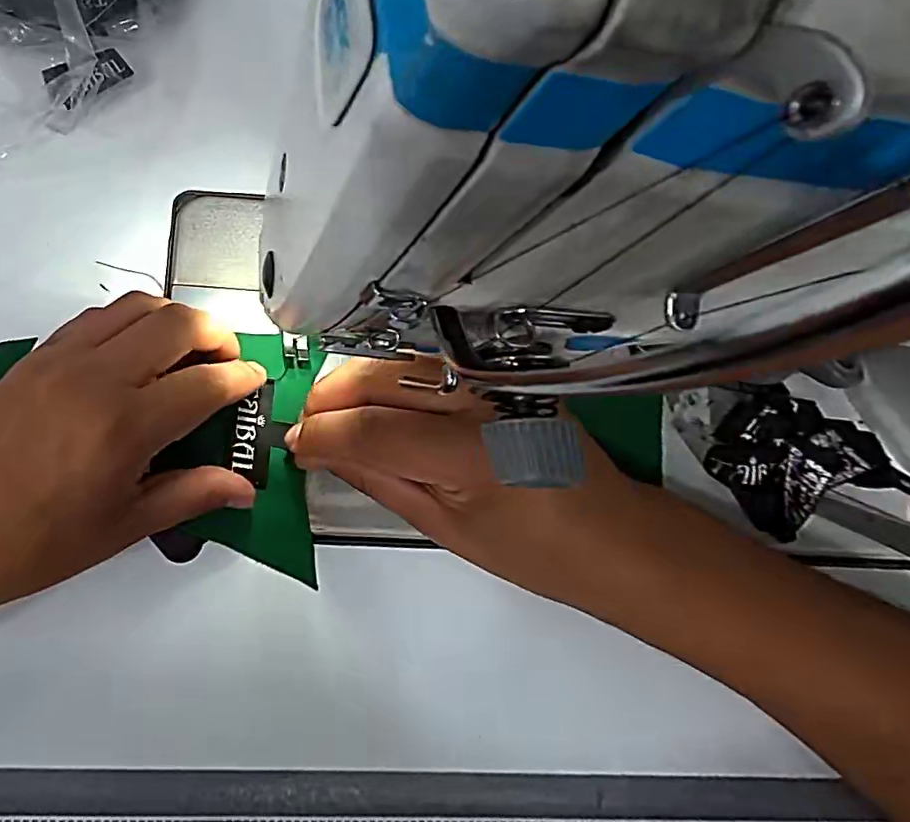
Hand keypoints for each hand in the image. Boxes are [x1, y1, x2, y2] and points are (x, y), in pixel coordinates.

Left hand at [0, 294, 265, 656]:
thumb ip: (188, 495)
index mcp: (123, 426)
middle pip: (179, 322)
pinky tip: (135, 349)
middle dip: (218, 334)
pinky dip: (131, 319)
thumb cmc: (27, 543)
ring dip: (175, 317)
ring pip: (138, 305)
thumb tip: (240, 487)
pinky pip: (97, 316)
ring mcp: (63, 358)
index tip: (254, 381)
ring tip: (188, 348)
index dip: (241, 378)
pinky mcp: (37, 354)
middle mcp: (96, 378)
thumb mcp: (119, 527)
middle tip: (228, 360)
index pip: (205, 382)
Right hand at [288, 356, 660, 610]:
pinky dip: (383, 376)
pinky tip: (369, 400)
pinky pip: (420, 361)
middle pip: (374, 380)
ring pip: (392, 360)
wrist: (612, 531)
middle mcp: (481, 400)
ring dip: (349, 384)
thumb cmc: (540, 548)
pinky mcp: (494, 371)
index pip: (369, 428)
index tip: (296, 447)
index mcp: (472, 451)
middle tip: (305, 430)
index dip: (321, 435)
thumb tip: (325, 455)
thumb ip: (377, 480)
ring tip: (330, 417)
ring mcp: (491, 378)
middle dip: (325, 402)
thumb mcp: (445, 527)